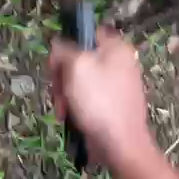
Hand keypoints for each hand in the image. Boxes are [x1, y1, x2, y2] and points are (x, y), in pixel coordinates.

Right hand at [48, 29, 155, 168]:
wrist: (121, 146)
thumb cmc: (99, 101)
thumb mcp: (76, 66)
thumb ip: (64, 49)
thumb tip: (59, 46)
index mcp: (116, 47)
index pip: (85, 32)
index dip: (67, 44)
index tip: (57, 61)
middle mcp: (119, 62)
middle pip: (78, 58)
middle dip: (63, 75)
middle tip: (58, 89)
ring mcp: (116, 85)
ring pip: (79, 79)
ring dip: (65, 93)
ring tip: (64, 109)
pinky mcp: (111, 104)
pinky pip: (87, 96)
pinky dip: (75, 105)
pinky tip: (70, 117)